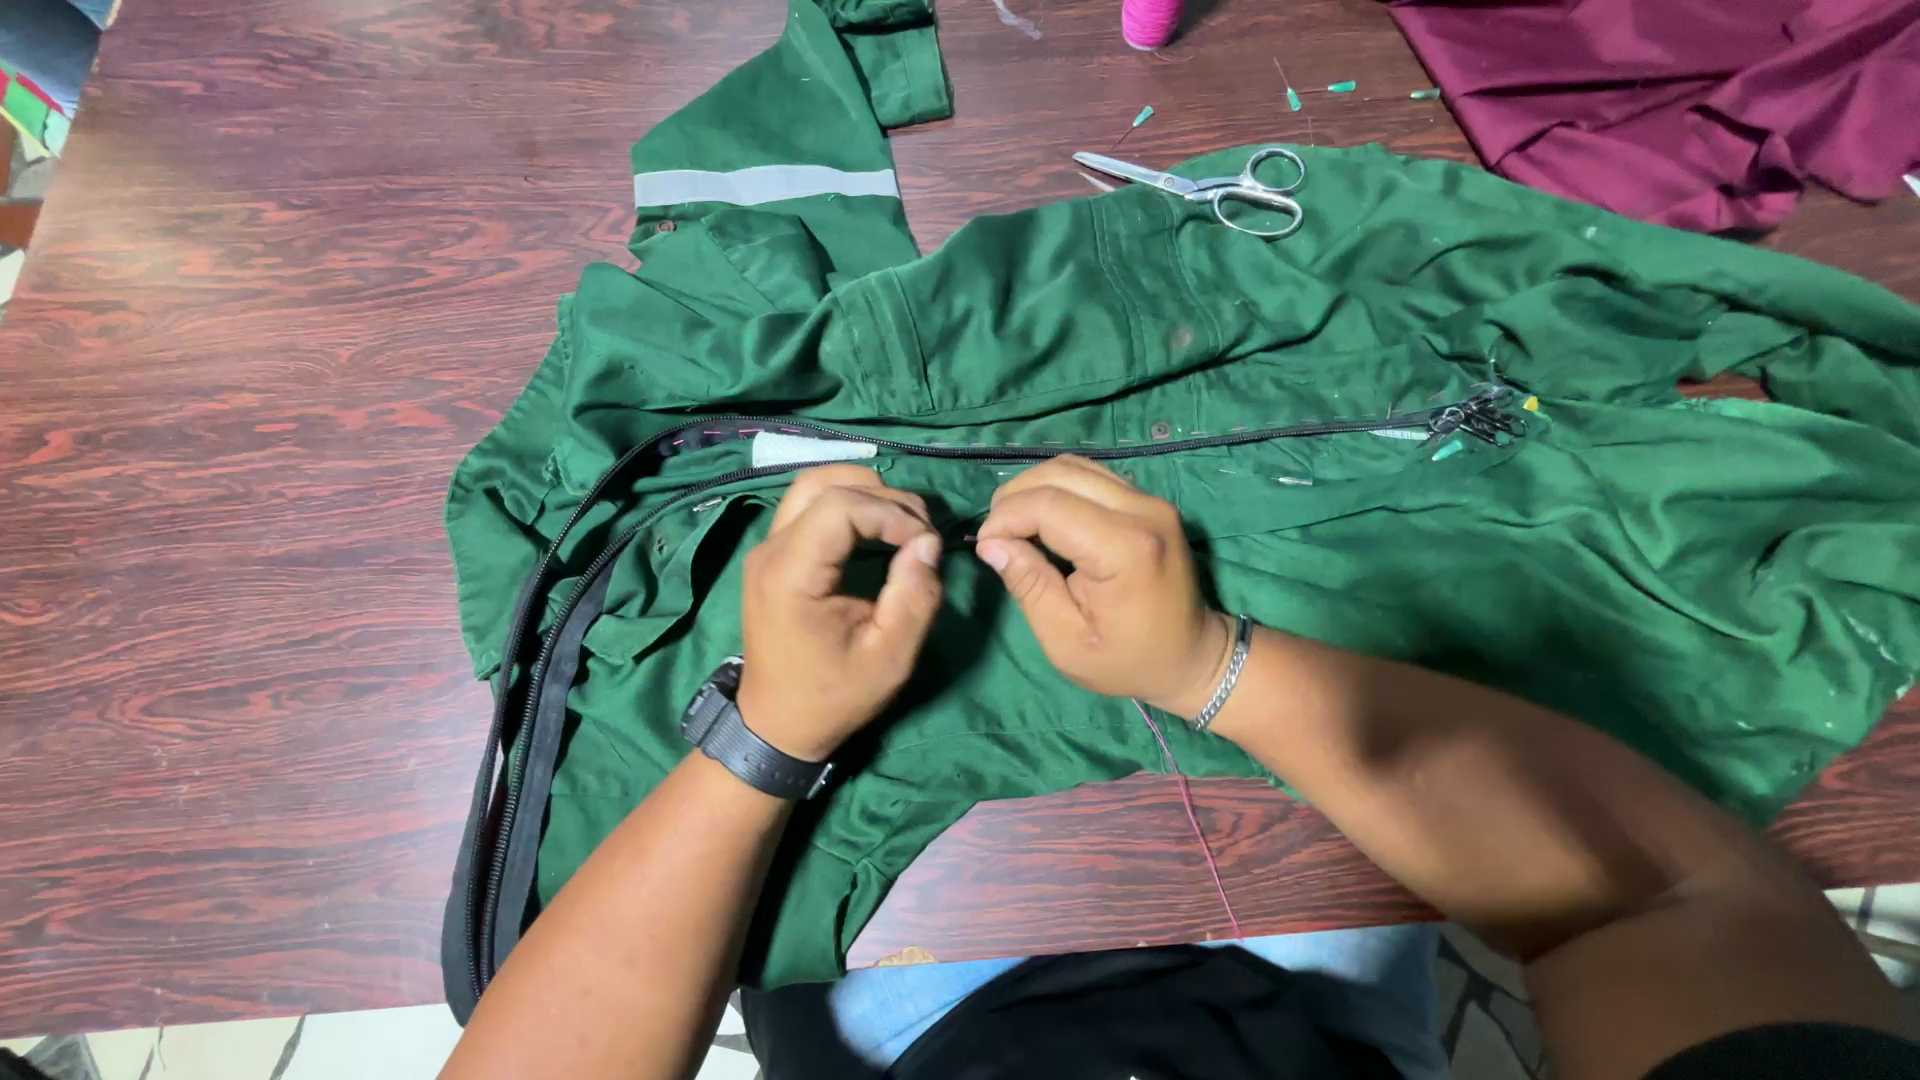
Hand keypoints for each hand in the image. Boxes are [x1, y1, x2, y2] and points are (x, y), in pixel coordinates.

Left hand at [736, 466, 942, 761]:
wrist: (777, 724)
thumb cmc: (834, 697)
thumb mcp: (890, 658)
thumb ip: (915, 597)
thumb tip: (929, 542)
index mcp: (791, 575)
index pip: (841, 506)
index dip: (892, 513)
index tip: (925, 544)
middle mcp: (770, 550)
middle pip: (825, 481)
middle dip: (883, 498)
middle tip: (919, 534)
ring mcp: (766, 548)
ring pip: (814, 484)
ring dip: (863, 494)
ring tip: (901, 527)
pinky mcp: (773, 553)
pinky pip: (809, 506)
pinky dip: (848, 505)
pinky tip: (876, 532)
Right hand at [974, 456, 1233, 718]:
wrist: (1192, 657)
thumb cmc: (1127, 660)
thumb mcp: (1066, 641)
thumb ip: (1030, 586)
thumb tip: (991, 543)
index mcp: (1125, 550)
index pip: (1048, 505)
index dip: (1006, 519)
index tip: (986, 547)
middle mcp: (1142, 511)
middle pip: (1058, 475)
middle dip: (1014, 498)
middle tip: (995, 536)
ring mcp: (1149, 500)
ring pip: (1073, 466)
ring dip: (1033, 488)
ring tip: (1014, 524)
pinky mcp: (1147, 499)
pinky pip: (1091, 475)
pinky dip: (1057, 488)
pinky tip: (1043, 518)